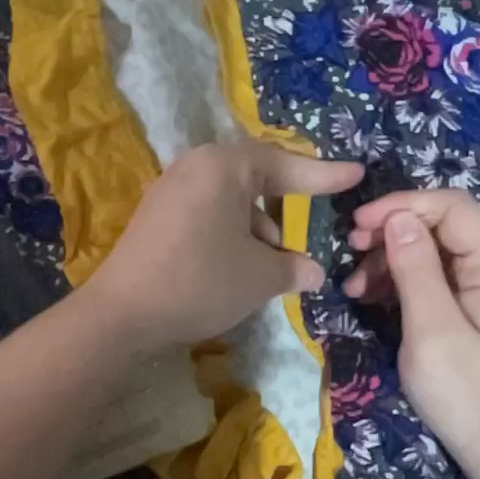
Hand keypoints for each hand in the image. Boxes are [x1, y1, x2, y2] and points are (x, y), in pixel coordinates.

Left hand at [83, 143, 363, 352]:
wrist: (124, 313)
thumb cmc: (201, 282)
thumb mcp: (260, 276)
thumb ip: (293, 268)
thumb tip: (313, 271)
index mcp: (225, 166)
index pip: (286, 165)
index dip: (324, 175)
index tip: (356, 174)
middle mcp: (195, 166)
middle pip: (256, 179)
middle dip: (286, 206)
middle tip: (311, 225)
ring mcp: (171, 190)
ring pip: (230, 201)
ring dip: (257, 228)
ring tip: (273, 266)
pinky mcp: (156, 216)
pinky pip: (207, 214)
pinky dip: (230, 234)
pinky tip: (238, 267)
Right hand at [342, 189, 479, 478]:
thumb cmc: (466, 394)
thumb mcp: (432, 331)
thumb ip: (415, 270)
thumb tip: (397, 218)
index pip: (452, 207)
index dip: (403, 206)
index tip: (357, 226)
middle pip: (442, 225)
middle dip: (392, 232)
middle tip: (350, 253)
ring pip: (433, 251)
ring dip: (390, 260)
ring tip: (354, 288)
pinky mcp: (474, 310)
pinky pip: (435, 279)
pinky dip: (401, 282)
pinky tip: (372, 300)